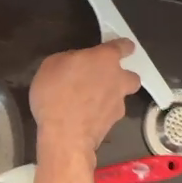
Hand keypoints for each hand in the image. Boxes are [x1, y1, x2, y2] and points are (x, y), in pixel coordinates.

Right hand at [29, 39, 139, 153]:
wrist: (64, 136)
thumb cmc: (55, 94)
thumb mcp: (50, 66)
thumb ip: (69, 60)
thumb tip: (75, 63)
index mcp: (105, 59)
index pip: (123, 46)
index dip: (122, 47)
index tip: (119, 49)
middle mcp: (118, 79)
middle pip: (131, 76)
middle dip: (122, 78)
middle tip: (104, 82)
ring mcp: (118, 104)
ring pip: (120, 98)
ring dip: (110, 99)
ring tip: (89, 106)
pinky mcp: (112, 124)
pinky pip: (108, 115)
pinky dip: (99, 116)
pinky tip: (83, 120)